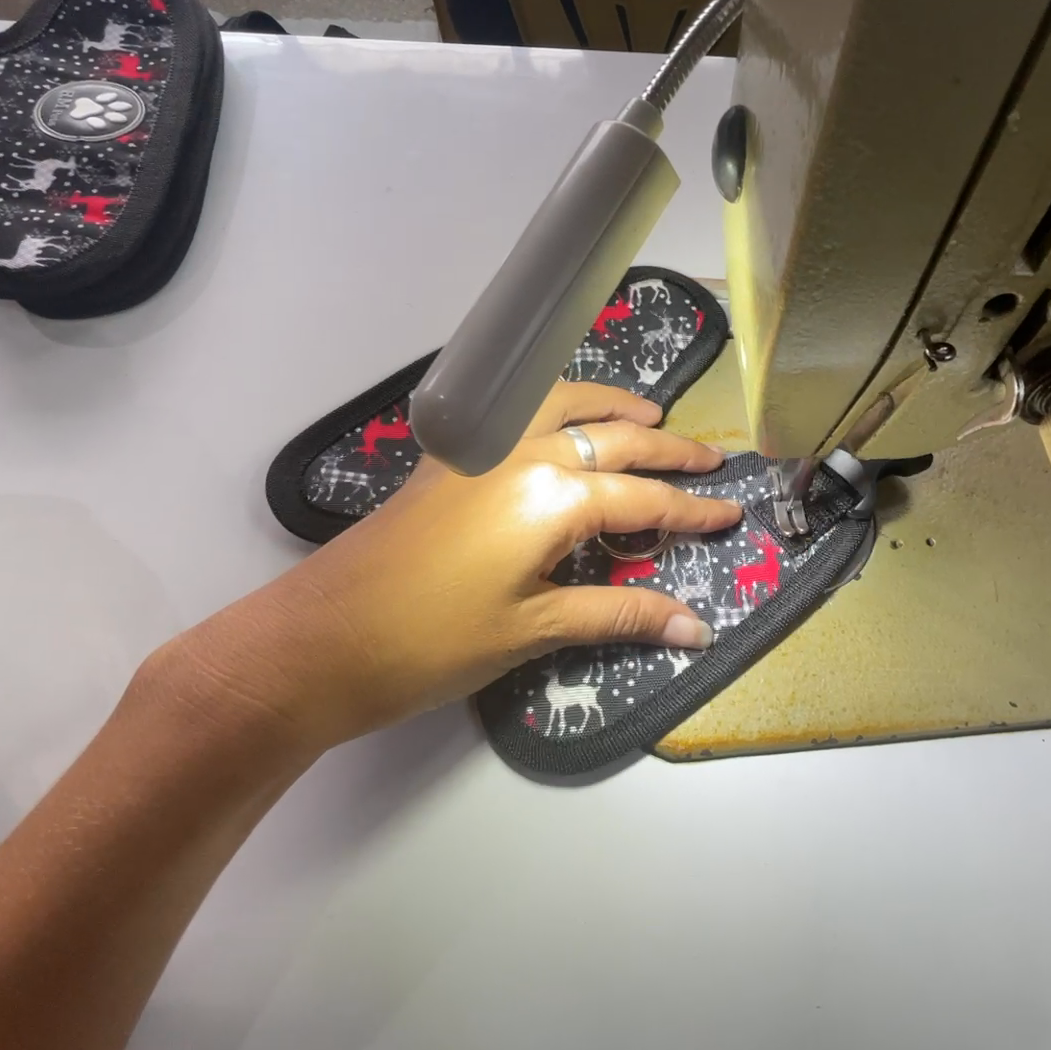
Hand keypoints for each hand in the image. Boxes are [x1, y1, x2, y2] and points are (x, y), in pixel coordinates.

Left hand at [150, 381, 740, 752]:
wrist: (319, 640)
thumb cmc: (430, 643)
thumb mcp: (534, 630)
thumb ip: (618, 615)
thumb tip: (696, 629)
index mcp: (550, 496)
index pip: (642, 500)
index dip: (692, 511)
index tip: (730, 513)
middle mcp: (521, 453)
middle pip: (612, 442)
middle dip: (667, 453)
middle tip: (709, 459)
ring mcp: (481, 449)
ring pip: (562, 407)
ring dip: (611, 409)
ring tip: (648, 418)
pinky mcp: (450, 459)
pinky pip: (519, 412)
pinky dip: (559, 407)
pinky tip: (566, 423)